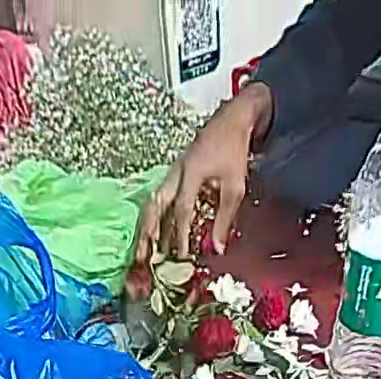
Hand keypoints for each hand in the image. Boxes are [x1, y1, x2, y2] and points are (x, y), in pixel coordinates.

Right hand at [134, 84, 271, 266]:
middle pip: (156, 204)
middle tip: (145, 253)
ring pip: (154, 201)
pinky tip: (157, 233)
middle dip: (150, 230)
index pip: (181, 209)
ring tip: (147, 248)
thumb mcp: (235, 187)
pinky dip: (158, 216)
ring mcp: (173, 171)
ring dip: (150, 225)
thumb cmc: (234, 150)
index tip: (180, 256)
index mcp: (190, 172)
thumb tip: (218, 248)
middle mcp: (176, 171)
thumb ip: (225, 219)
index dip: (180, 235)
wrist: (232, 119)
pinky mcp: (175, 173)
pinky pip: (161, 197)